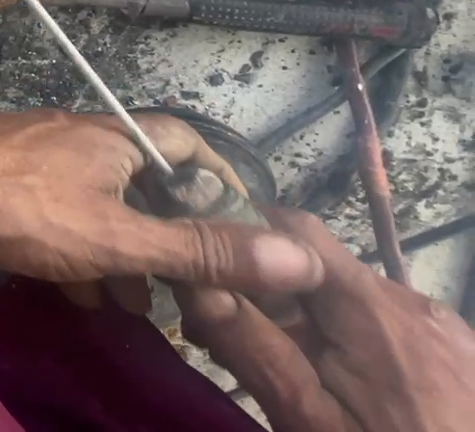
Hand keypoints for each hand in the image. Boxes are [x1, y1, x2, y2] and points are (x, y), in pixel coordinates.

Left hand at [0, 110, 324, 296]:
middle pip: (142, 182)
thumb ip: (201, 250)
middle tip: (184, 291)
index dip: (221, 183)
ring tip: (131, 304)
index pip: (186, 142)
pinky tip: (77, 288)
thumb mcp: (116, 237)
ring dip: (119, 250)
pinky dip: (74, 243)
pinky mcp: (1, 172)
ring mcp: (32, 152)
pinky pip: (55, 207)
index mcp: (109, 137)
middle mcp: (73, 135)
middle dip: (165, 237)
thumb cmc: (15, 206)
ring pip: (96, 202)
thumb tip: (302, 256)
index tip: (240, 234)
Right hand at [177, 208, 474, 431]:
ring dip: (297, 311)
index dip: (234, 234)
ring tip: (274, 360)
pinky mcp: (460, 354)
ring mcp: (445, 330)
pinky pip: (379, 318)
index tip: (196, 271)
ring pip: (342, 291)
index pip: (290, 227)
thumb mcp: (310, 419)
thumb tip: (191, 279)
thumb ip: (252, 346)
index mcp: (376, 311)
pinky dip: (339, 332)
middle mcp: (414, 303)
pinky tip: (329, 375)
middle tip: (218, 335)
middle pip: (312, 262)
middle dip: (257, 286)